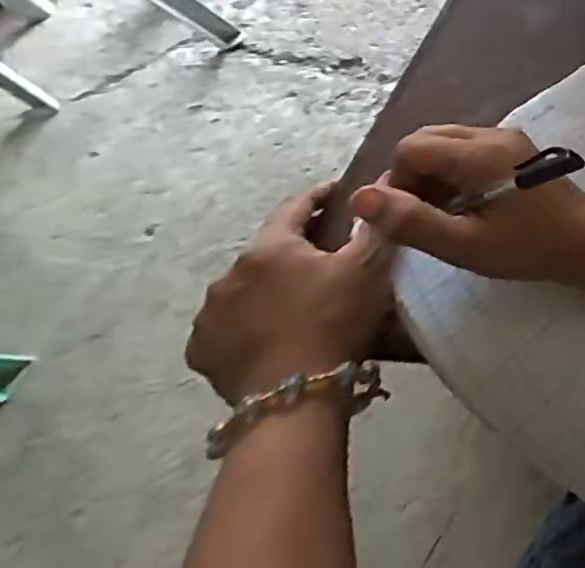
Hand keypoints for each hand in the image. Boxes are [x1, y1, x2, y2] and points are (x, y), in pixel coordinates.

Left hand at [187, 182, 394, 403]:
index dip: (321, 194)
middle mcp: (229, 273)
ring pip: (248, 284)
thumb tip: (382, 185)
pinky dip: (250, 316)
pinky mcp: (202, 350)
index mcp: (270, 247)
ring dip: (272, 281)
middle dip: (298, 243)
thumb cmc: (335, 320)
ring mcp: (210, 314)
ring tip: (301, 294)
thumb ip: (375, 223)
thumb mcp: (369, 266)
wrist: (293, 399)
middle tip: (329, 249)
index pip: (295, 205)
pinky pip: (230, 320)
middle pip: (271, 246)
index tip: (341, 190)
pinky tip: (272, 327)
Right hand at [349, 125, 584, 283]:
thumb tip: (360, 197)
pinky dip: (454, 171)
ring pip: (448, 142)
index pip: (412, 147)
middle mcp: (493, 134)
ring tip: (444, 214)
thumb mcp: (465, 244)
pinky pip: (469, 148)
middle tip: (423, 217)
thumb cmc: (528, 247)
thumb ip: (412, 221)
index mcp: (479, 153)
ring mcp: (507, 138)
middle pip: (429, 138)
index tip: (408, 218)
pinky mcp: (516, 148)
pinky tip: (466, 204)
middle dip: (413, 175)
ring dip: (433, 173)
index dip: (397, 182)